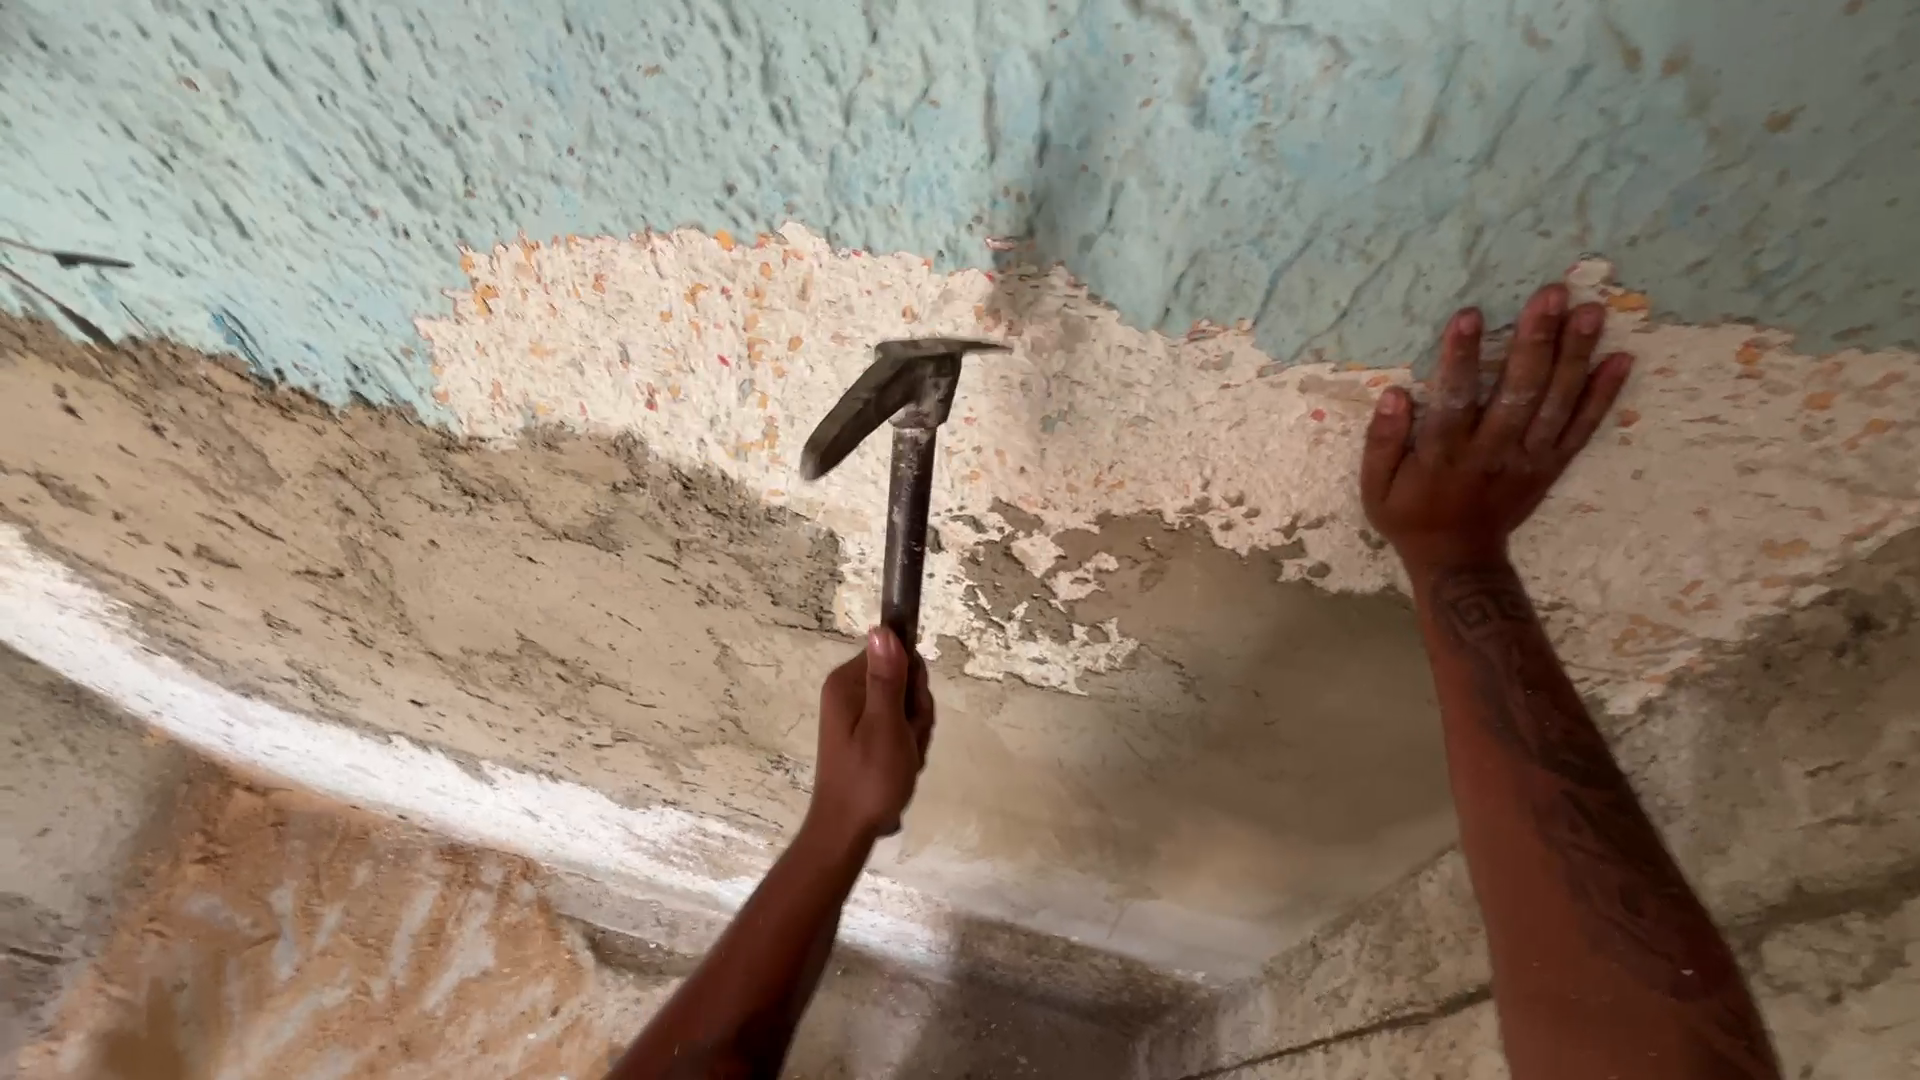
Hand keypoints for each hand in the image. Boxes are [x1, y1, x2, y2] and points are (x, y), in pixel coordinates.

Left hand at [806, 627, 934, 843]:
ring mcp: (856, 713)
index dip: (913, 683)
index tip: (912, 712)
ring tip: (905, 758)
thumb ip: (888, 678)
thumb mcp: (886, 726)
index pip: (896, 654)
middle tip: (908, 742)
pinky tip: (902, 765)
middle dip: (916, 712)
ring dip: (915, 732)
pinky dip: (907, 744)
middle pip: (904, 680)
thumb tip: (883, 628)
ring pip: (907, 705)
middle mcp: (848, 691)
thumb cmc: (869, 779)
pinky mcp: (863, 733)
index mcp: (847, 683)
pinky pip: (898, 724)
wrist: (848, 831)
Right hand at [1361, 283, 1632, 574]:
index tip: (1469, 314)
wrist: (1458, 559)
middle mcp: (1491, 452)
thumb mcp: (1375, 488)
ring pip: (1557, 402)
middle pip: (1518, 391)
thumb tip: (1394, 394)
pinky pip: (1583, 428)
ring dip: (1575, 354)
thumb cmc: (1410, 518)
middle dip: (1535, 340)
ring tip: (1592, 310)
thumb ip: (1382, 443)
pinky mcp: (1552, 466)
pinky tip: (1621, 358)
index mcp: (1444, 454)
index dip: (1460, 356)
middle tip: (1551, 294)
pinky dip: (1605, 395)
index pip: (1453, 397)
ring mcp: (1528, 458)